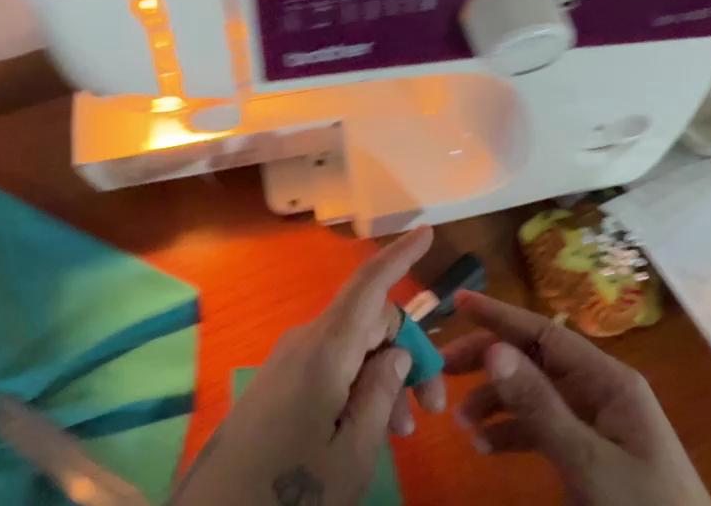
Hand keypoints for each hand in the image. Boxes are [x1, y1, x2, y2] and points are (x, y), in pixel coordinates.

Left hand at [170, 227, 444, 505]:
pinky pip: (330, 365)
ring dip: (384, 377)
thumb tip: (398, 350)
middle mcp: (305, 340)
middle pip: (369, 322)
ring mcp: (288, 359)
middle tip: (432, 409)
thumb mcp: (354, 452)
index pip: (369, 285)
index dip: (400, 256)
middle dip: (407, 354)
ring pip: (352, 348)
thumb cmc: (292, 488)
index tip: (427, 231)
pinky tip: (368, 428)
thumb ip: (381, 394)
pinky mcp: (278, 380)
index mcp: (326, 348)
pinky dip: (358, 385)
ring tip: (402, 435)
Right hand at [442, 291, 710, 505]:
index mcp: (609, 380)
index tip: (457, 302)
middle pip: (534, 360)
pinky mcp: (590, 451)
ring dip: (495, 402)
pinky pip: (542, 427)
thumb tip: (494, 348)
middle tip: (442, 369)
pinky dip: (511, 432)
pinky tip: (485, 446)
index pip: (544, 332)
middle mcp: (600, 390)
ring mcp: (595, 421)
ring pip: (533, 394)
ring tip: (460, 422)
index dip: (499, 316)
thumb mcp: (587, 460)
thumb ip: (540, 406)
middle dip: (489, 361)